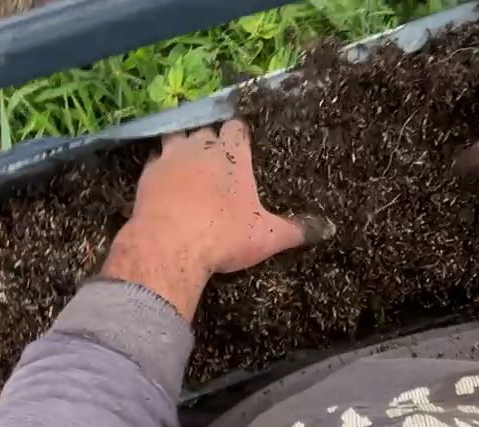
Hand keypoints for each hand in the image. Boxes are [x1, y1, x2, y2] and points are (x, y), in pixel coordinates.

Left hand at [103, 120, 332, 320]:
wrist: (170, 245)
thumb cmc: (224, 237)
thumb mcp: (267, 236)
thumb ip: (297, 230)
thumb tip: (330, 229)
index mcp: (233, 155)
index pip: (238, 128)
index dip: (241, 135)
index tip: (243, 145)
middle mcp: (201, 146)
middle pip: (207, 129)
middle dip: (211, 141)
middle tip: (217, 161)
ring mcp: (171, 157)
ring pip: (177, 136)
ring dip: (183, 146)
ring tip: (189, 164)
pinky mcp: (148, 174)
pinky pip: (155, 162)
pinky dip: (161, 170)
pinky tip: (165, 184)